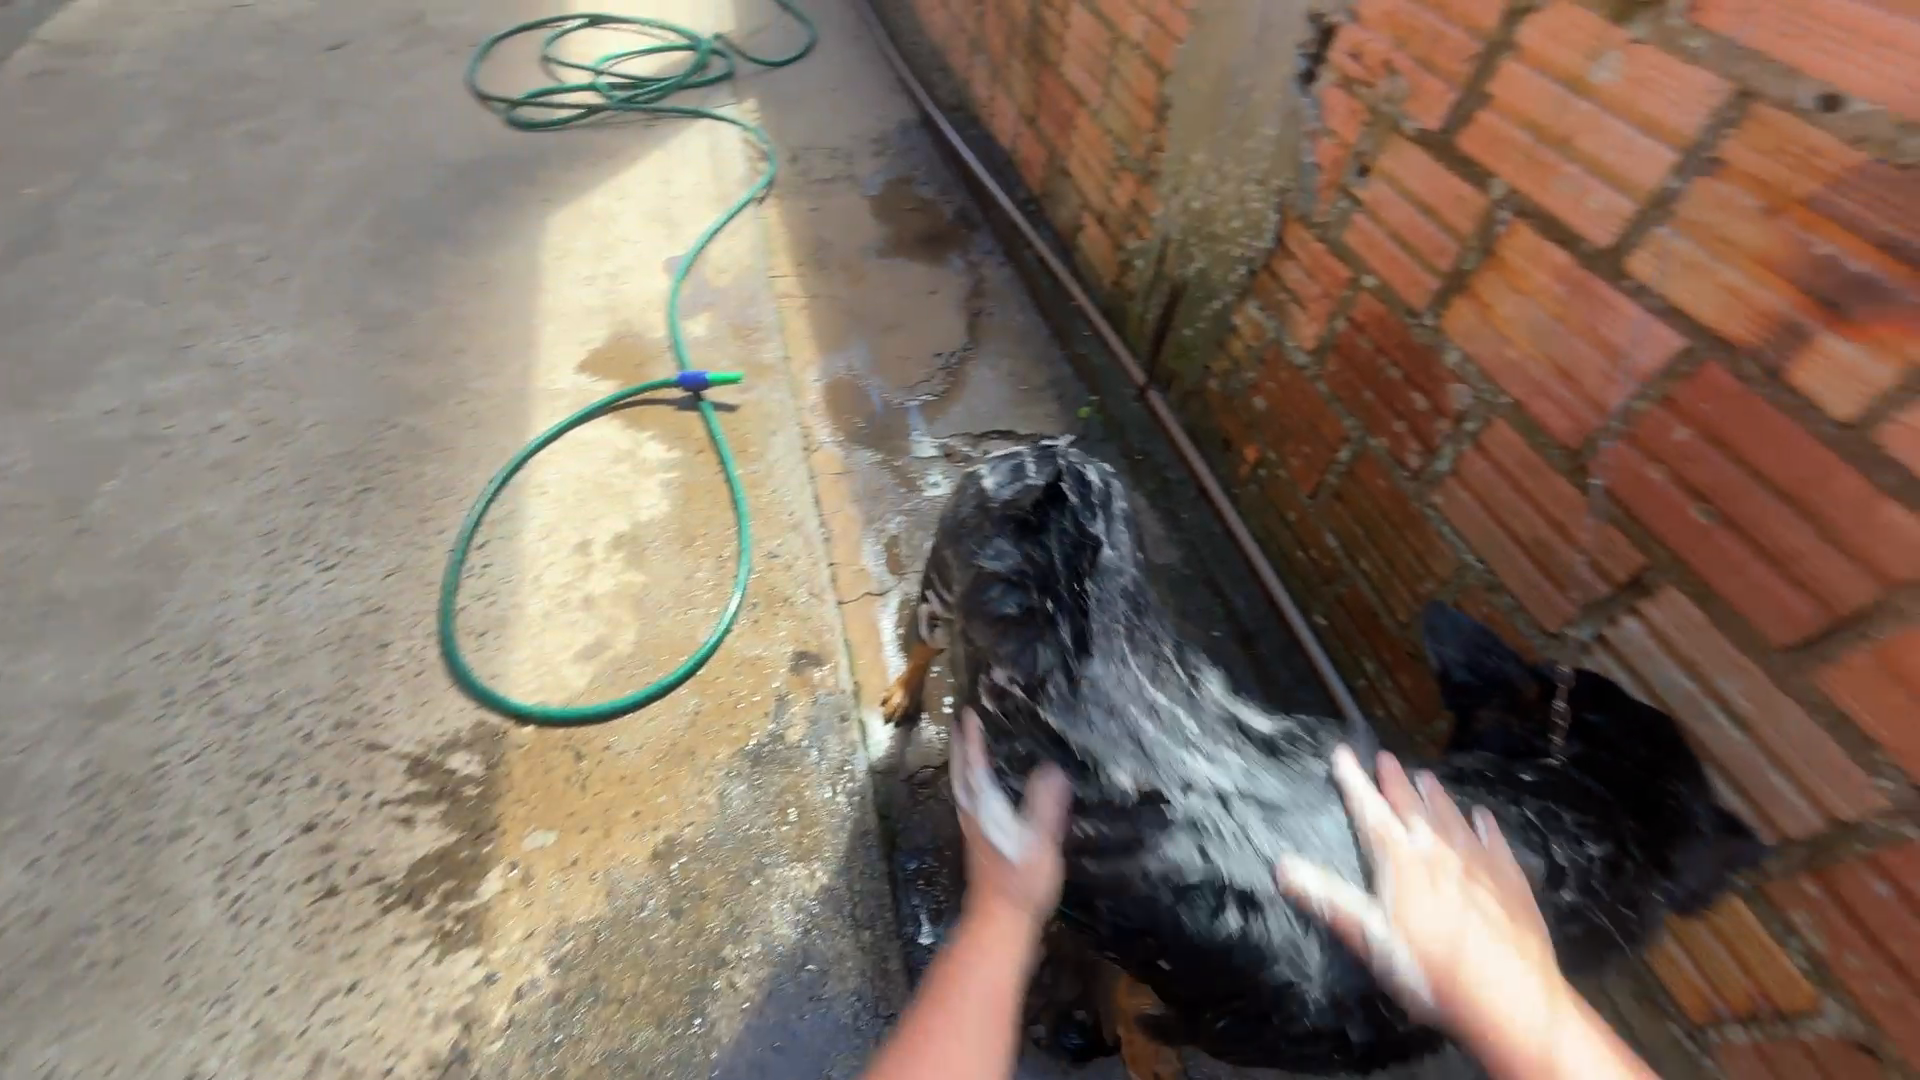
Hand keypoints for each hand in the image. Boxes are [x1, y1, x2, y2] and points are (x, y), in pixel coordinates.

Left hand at [950, 708, 1072, 930]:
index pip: (975, 766)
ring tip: (966, 748)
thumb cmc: (1020, 881)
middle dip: (960, 747)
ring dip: (962, 765)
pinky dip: (970, 785)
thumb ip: (1045, 807)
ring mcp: (973, 831)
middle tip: (960, 724)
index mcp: (985, 809)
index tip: (968, 714)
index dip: (972, 739)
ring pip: (962, 789)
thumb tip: (1053, 769)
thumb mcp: (1039, 842)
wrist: (1000, 922)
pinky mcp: (978, 844)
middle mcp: (973, 815)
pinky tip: (981, 792)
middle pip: (961, 774)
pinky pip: (970, 801)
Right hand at [1274, 746, 1562, 1038]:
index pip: (1369, 810)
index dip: (1352, 780)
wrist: (1514, 1003)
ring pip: (1452, 818)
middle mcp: (1437, 850)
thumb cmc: (1431, 969)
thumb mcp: (1369, 937)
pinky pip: (1495, 844)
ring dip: (1436, 796)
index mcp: (1399, 859)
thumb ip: (1326, 898)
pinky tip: (1483, 817)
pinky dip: (1485, 827)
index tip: (1341, 753)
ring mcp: (1478, 864)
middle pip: (1411, 806)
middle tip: (1385, 756)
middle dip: (1394, 780)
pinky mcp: (1512, 884)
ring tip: (1426, 776)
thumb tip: (1281, 865)